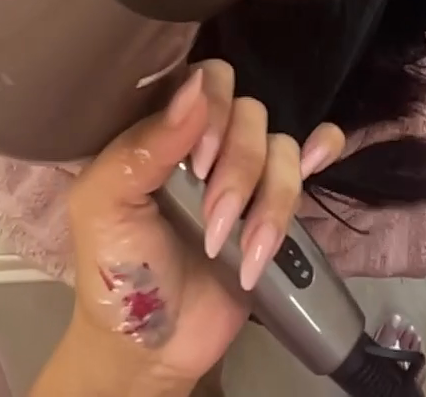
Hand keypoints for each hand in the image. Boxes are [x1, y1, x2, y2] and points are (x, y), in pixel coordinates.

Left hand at [50, 61, 344, 394]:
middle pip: (251, 113)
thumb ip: (142, 147)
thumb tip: (196, 89)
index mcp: (165, 127)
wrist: (154, 346)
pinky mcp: (279, 199)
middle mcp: (209, 139)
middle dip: (240, 172)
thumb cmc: (116, 270)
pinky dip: (323, 150)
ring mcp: (248, 169)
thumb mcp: (102, 208)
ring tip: (245, 252)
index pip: (205, 78)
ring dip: (271, 202)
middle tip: (213, 222)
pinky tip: (318, 163)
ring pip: (284, 147)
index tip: (197, 164)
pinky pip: (314, 152)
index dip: (214, 110)